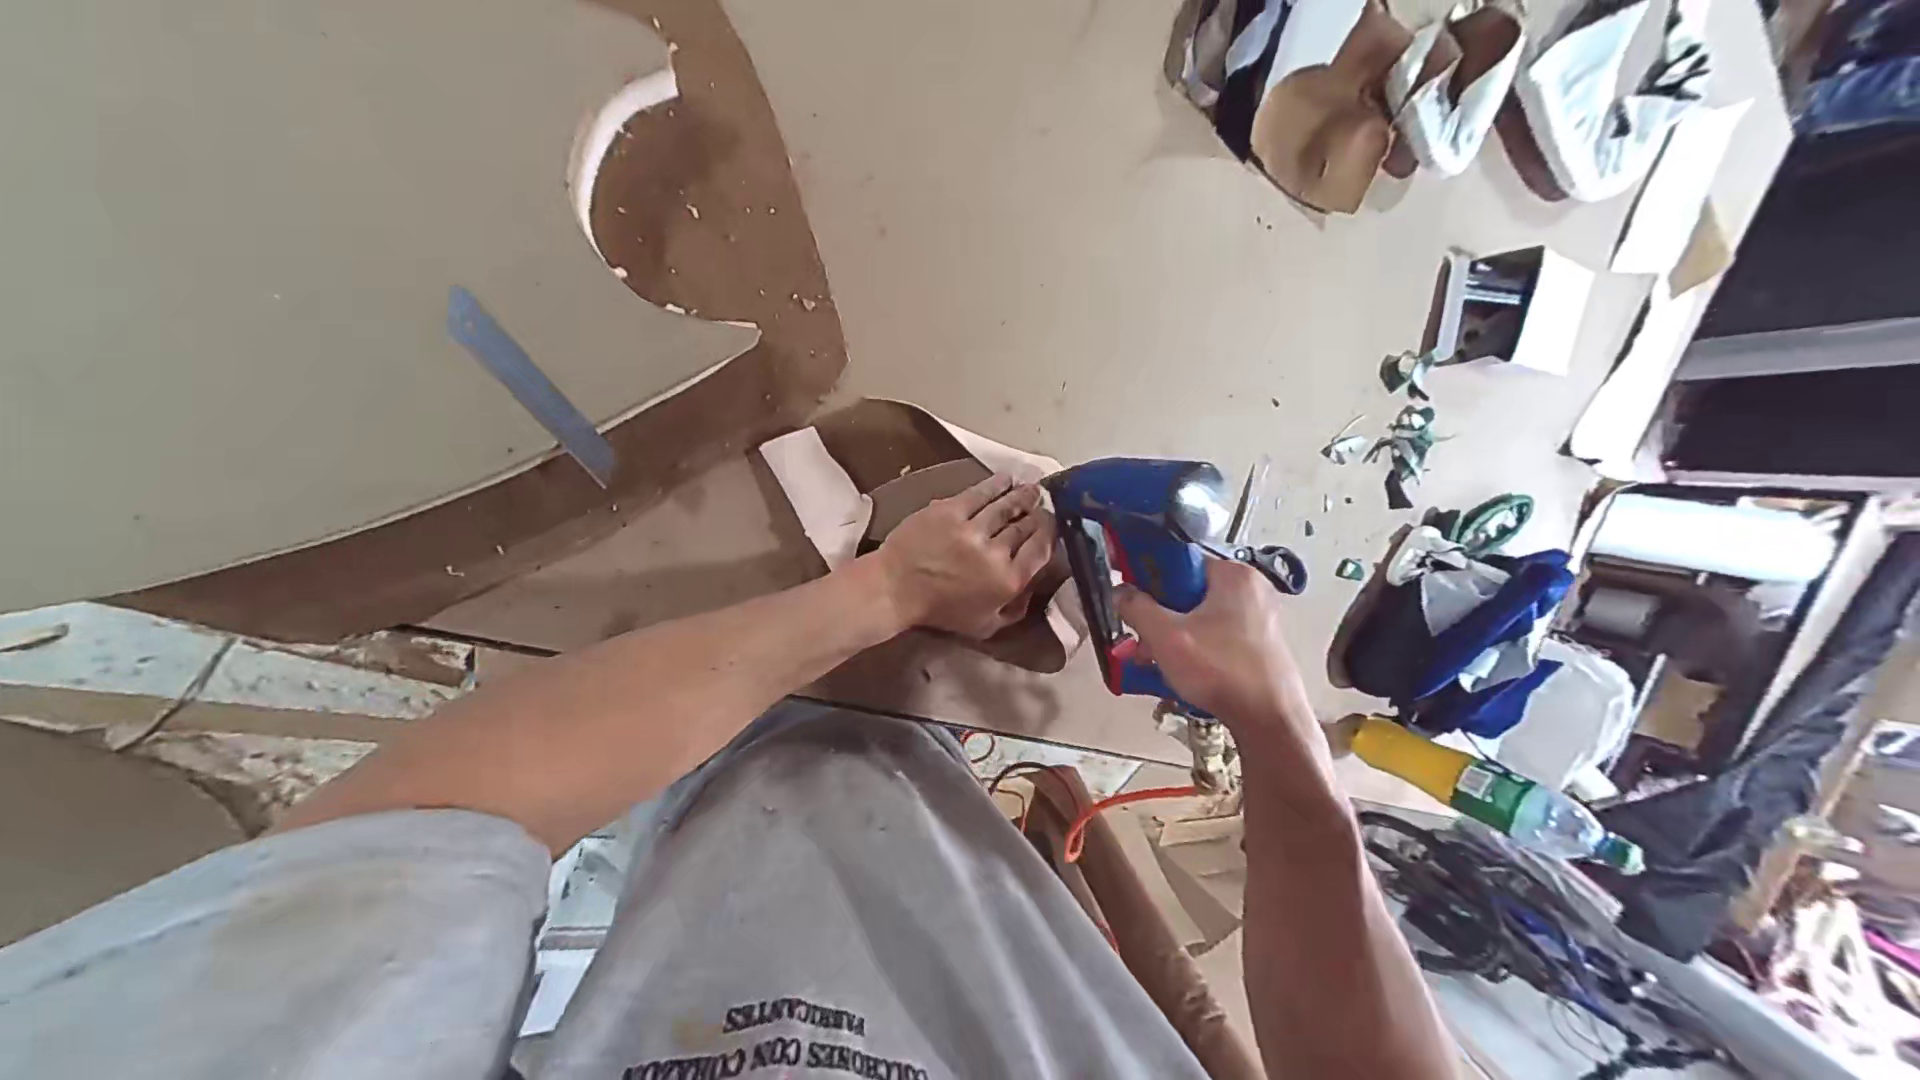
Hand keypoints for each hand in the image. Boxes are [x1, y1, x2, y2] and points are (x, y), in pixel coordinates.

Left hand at [875, 473, 1056, 638]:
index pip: (1040, 549)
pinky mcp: (950, 510)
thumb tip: (1033, 589)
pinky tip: (1007, 479)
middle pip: (1026, 525)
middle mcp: (996, 553)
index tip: (1051, 525)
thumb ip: (1015, 610)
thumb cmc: (940, 611)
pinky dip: (997, 484)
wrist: (896, 589)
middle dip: (1037, 514)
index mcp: (1008, 581)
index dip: (1050, 533)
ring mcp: (972, 528)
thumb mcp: (985, 626)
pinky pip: (980, 493)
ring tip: (1031, 490)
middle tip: (1042, 507)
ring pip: (1007, 506)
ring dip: (1023, 496)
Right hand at [1116, 561, 1323, 757]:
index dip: (1147, 576)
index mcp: (1233, 575)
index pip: (1178, 560)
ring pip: (1198, 615)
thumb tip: (1119, 592)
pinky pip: (1213, 634)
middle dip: (1156, 615)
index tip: (1127, 594)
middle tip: (1138, 637)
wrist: (1270, 722)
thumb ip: (1136, 607)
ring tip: (1149, 658)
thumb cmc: (1222, 672)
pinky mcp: (1259, 642)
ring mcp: (1258, 617)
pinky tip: (1173, 668)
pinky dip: (1191, 646)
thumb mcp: (1166, 636)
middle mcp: (1250, 589)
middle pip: (1186, 590)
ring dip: (1169, 634)